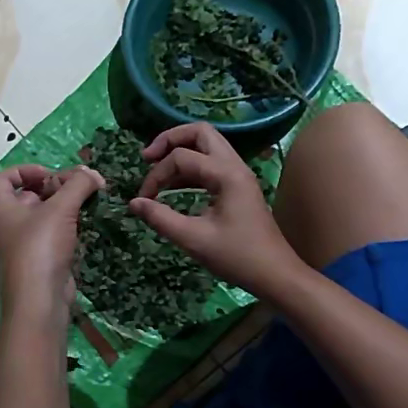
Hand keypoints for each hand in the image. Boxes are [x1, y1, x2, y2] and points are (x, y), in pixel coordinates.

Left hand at [0, 164, 104, 319]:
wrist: (40, 298)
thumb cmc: (40, 246)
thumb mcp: (60, 208)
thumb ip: (77, 184)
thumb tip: (92, 173)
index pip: (5, 177)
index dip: (27, 170)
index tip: (51, 174)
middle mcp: (6, 222)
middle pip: (28, 193)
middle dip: (55, 186)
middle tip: (80, 185)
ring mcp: (23, 242)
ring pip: (43, 214)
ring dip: (65, 204)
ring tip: (89, 199)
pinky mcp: (40, 257)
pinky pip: (52, 232)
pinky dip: (67, 223)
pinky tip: (87, 220)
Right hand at [129, 123, 302, 300]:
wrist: (275, 274)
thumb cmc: (237, 256)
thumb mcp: (193, 239)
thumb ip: (160, 218)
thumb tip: (133, 203)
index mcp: (226, 174)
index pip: (180, 158)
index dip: (156, 175)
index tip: (143, 200)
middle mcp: (234, 166)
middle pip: (200, 133)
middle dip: (170, 140)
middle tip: (147, 158)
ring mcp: (238, 175)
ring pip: (206, 146)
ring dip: (180, 152)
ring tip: (156, 170)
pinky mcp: (237, 187)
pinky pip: (210, 164)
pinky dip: (189, 168)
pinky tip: (173, 187)